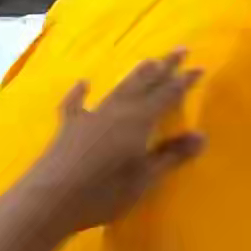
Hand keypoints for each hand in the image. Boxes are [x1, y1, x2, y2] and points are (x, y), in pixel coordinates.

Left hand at [0, 52, 204, 250]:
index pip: (168, 94)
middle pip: (145, 83)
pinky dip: (80, 93)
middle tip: (179, 49)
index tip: (199, 66)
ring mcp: (92, 116)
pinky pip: (76, 104)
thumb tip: (202, 135)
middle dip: (164, 67)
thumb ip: (171, 155)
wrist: (49, 200)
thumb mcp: (144, 178)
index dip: (184, 81)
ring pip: (119, 89)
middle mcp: (118, 110)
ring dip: (135, 75)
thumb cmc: (103, 193)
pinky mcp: (69, 127)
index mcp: (140, 120)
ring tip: (148, 60)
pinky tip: (83, 83)